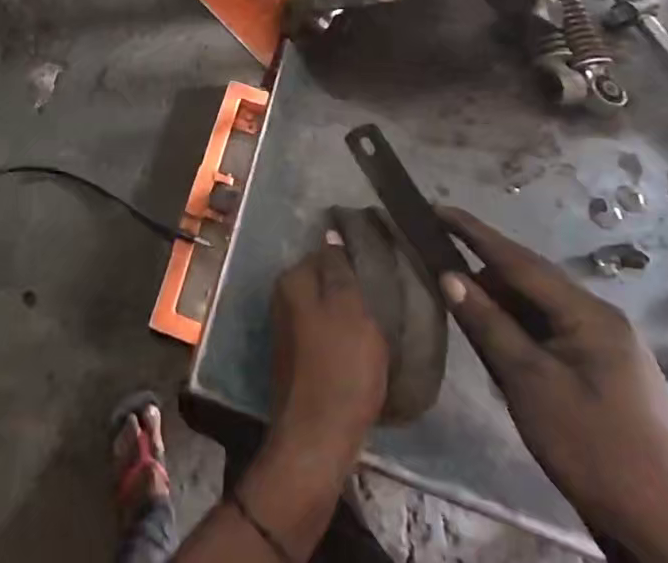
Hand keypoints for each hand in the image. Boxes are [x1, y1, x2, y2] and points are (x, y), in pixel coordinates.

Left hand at [175, 238, 390, 562]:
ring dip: (347, 310)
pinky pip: (323, 331)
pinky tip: (362, 343)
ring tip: (380, 317)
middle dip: (350, 284)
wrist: (319, 436)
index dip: (355, 256)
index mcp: (292, 281)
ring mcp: (286, 329)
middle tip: (385, 293)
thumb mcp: (350, 308)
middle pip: (324, 279)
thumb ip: (339, 268)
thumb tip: (330, 232)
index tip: (382, 265)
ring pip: (325, 306)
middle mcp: (282, 299)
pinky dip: (341, 334)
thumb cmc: (341, 365)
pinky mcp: (296, 356)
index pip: (326, 251)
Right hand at [439, 207, 667, 562]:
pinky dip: (518, 334)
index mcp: (588, 313)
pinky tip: (497, 347)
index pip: (519, 260)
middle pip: (530, 282)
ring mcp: (605, 347)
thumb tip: (450, 275)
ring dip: (500, 306)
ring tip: (458, 305)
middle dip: (484, 271)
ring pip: (539, 311)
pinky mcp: (603, 375)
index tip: (436, 208)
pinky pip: (550, 336)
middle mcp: (599, 319)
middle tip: (436, 264)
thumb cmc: (598, 451)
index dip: (474, 232)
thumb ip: (491, 326)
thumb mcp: (533, 386)